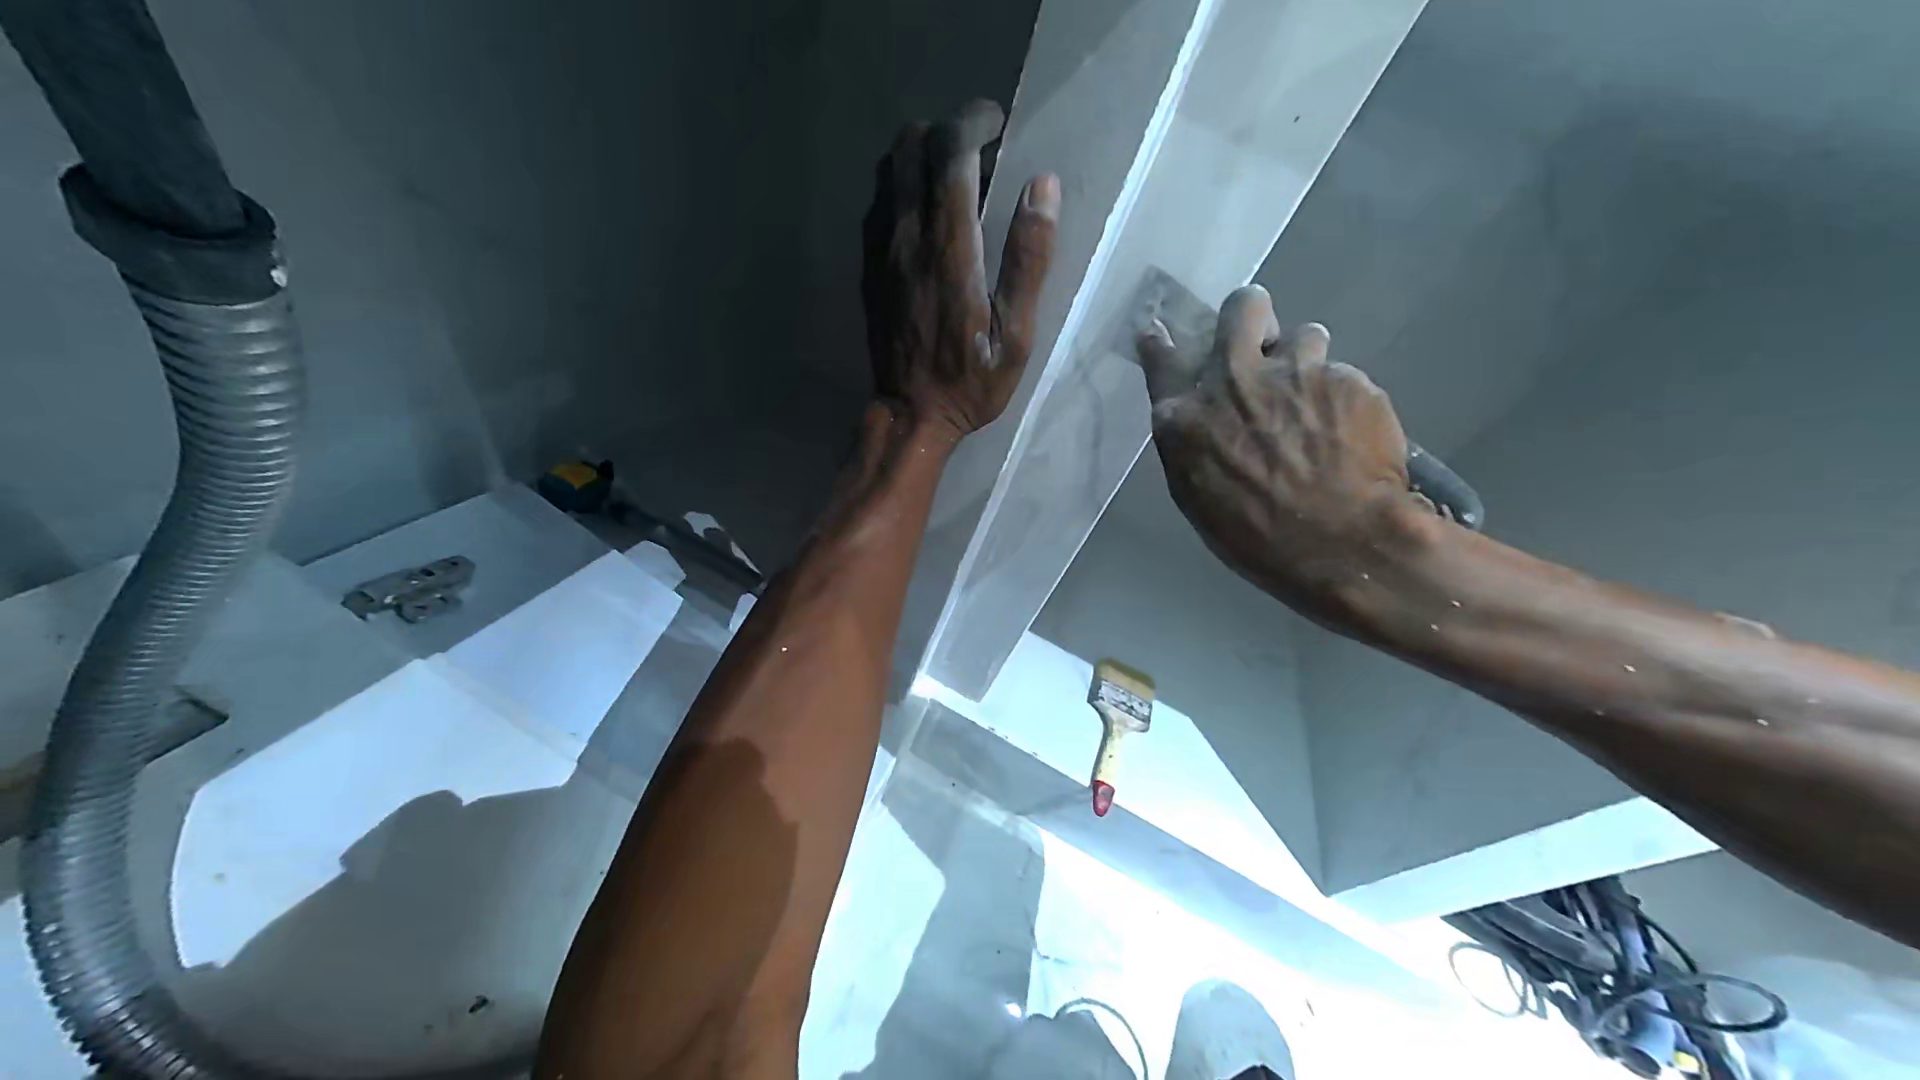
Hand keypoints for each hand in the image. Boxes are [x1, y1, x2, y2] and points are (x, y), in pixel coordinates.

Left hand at [863, 100, 1059, 439]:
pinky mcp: (869, 268)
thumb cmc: (971, 382)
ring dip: (919, 157)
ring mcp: (880, 252)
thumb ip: (1028, 260)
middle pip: (909, 146)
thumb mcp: (1016, 333)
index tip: (997, 125)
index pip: (950, 152)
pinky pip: (878, 204)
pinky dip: (901, 188)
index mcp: (948, 250)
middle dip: (944, 130)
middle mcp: (906, 239)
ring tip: (952, 178)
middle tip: (977, 150)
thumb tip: (1042, 186)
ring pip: (887, 170)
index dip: (974, 121)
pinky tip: (925, 214)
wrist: (910, 414)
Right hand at [1138, 284, 1432, 624]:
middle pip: (1241, 307)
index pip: (1161, 360)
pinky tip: (1349, 435)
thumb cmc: (1254, 536)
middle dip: (1250, 316)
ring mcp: (1293, 373)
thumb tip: (1198, 416)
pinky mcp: (1346, 379)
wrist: (1339, 545)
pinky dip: (1342, 398)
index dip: (1158, 342)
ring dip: (1305, 362)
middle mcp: (1232, 381)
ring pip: (1305, 333)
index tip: (1158, 330)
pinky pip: (1342, 374)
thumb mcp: (1197, 494)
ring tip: (1316, 401)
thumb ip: (1192, 442)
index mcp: (1184, 418)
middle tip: (1263, 346)